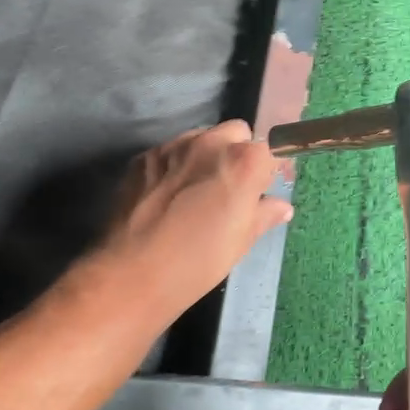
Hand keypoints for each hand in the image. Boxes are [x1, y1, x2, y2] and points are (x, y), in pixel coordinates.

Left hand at [76, 120, 292, 320]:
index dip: (268, 170)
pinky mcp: (142, 157)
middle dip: (238, 153)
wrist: (129, 277)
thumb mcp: (241, 242)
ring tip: (195, 190)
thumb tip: (280, 207)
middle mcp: (210, 143)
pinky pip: (170, 151)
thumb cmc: (197, 262)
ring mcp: (172, 147)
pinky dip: (175, 165)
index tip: (262, 190)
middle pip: (237, 132)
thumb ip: (263, 214)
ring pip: (201, 137)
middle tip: (229, 189)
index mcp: (243, 162)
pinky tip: (167, 196)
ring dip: (206, 155)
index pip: (270, 150)